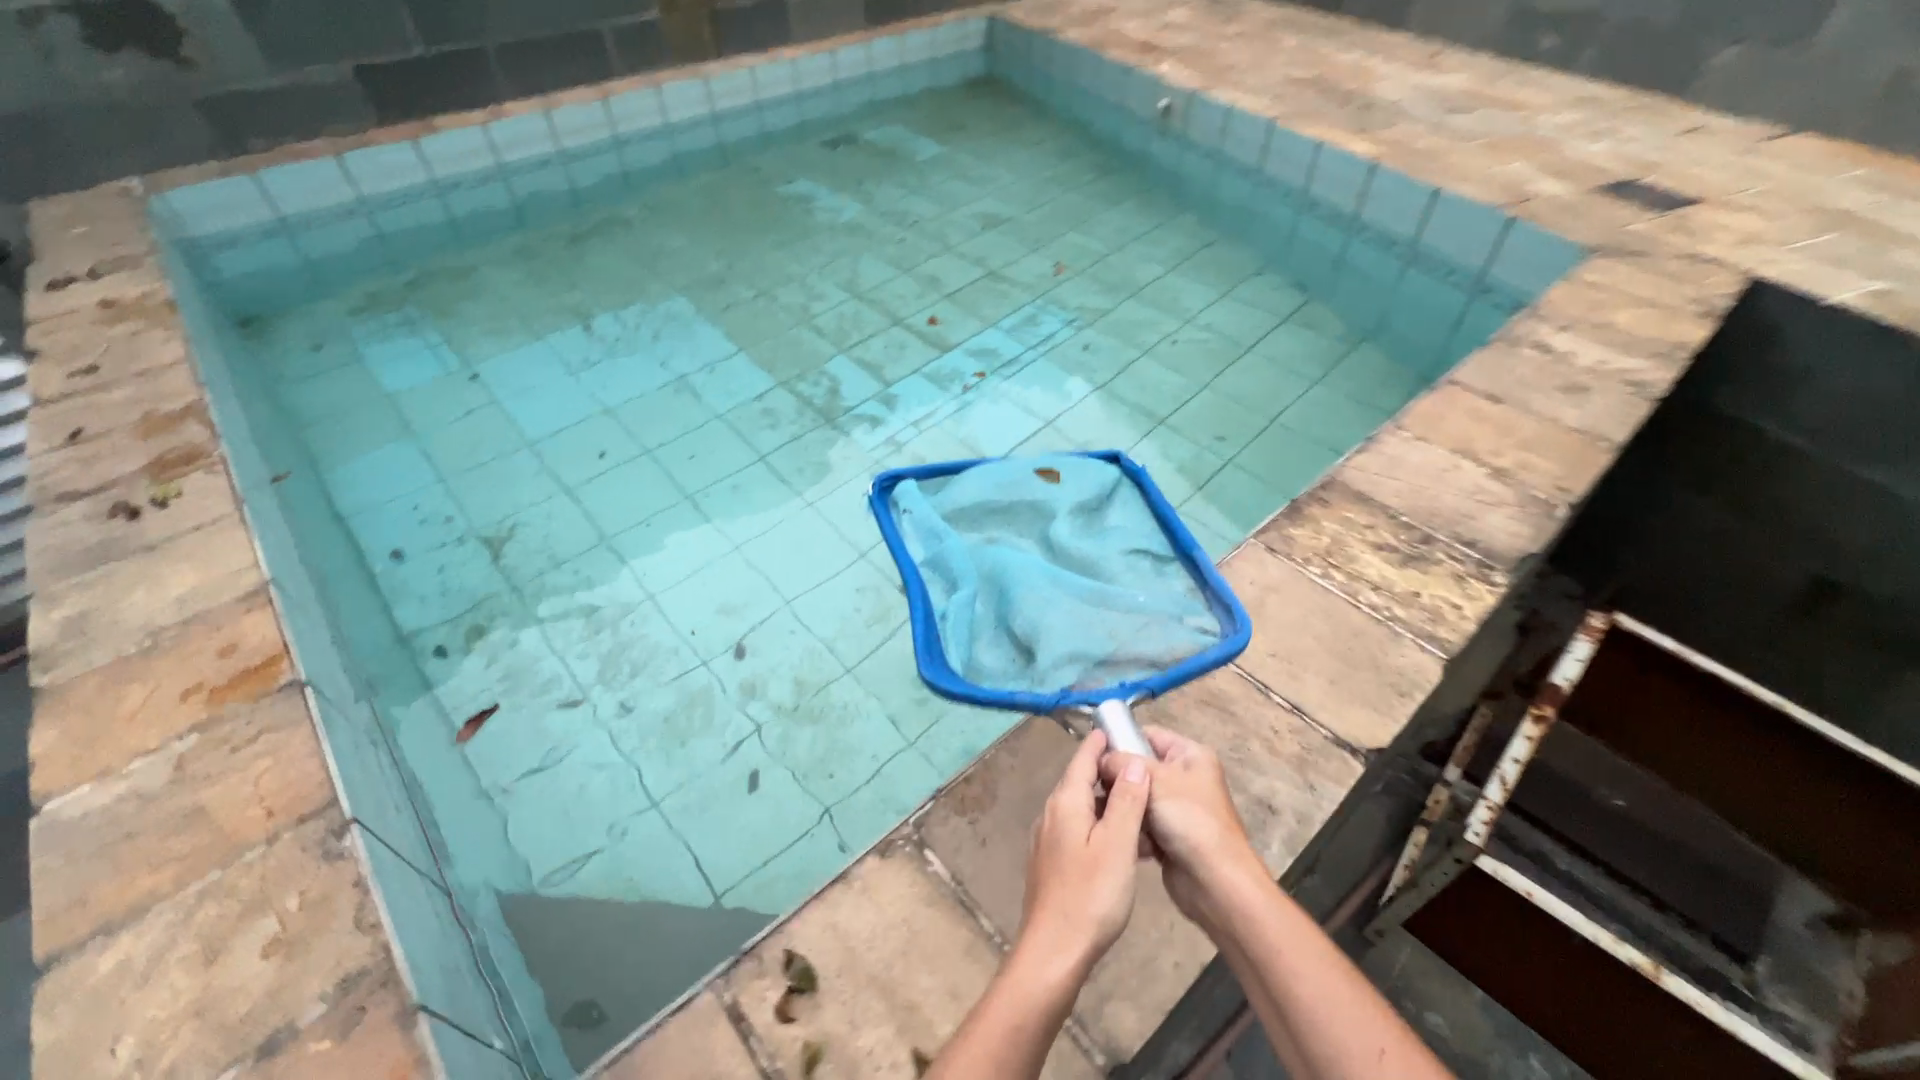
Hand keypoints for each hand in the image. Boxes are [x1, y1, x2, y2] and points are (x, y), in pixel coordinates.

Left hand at [1015, 730, 1151, 979]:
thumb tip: (1133, 763)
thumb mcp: (1118, 845)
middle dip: (1110, 774)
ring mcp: (1048, 840)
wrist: (1054, 950)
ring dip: (1109, 804)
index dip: (1102, 743)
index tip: (1122, 731)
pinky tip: (1123, 845)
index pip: (1083, 759)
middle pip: (1081, 782)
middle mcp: (1051, 814)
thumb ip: (1126, 801)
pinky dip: (1101, 827)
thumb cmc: (1091, 895)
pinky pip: (1079, 831)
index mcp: (1065, 803)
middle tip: (1144, 772)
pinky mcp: (1052, 863)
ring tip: (1142, 809)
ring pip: (1082, 809)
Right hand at [1099, 726, 1264, 936]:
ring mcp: (1176, 808)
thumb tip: (1100, 758)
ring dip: (1122, 805)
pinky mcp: (1168, 835)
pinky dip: (1129, 828)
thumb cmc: (1189, 820)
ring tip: (1101, 813)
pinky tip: (1114, 834)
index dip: (1121, 740)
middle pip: (1139, 768)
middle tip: (1092, 788)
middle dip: (1116, 778)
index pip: (1148, 734)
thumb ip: (1123, 762)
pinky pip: (1140, 823)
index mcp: (1189, 755)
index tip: (1092, 754)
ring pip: (1136, 797)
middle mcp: (1184, 777)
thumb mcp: (1156, 780)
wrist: (1215, 880)